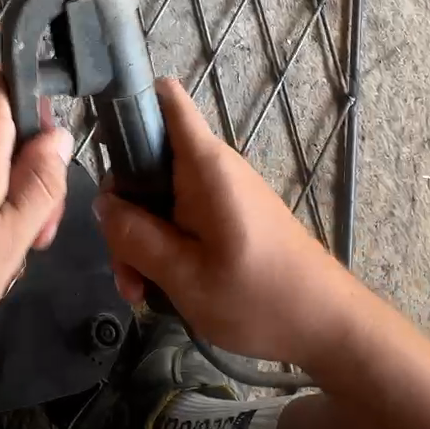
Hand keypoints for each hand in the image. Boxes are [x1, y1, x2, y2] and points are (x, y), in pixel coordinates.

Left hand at [0, 65, 72, 346]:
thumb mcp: (10, 236)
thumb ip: (41, 183)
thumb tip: (58, 136)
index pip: (6, 77)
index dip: (36, 101)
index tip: (49, 154)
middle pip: (6, 127)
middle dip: (32, 169)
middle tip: (39, 229)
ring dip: (10, 197)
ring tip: (12, 250)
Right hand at [93, 77, 367, 367]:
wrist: (332, 330)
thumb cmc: (261, 296)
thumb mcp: (184, 274)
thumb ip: (135, 235)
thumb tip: (103, 205)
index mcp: (203, 163)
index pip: (165, 98)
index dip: (128, 100)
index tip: (97, 133)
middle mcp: (209, 167)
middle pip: (145, 160)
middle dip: (124, 207)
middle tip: (122, 264)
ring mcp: (217, 192)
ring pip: (158, 196)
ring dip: (140, 238)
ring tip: (139, 292)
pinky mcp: (225, 216)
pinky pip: (179, 216)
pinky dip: (162, 247)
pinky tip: (157, 289)